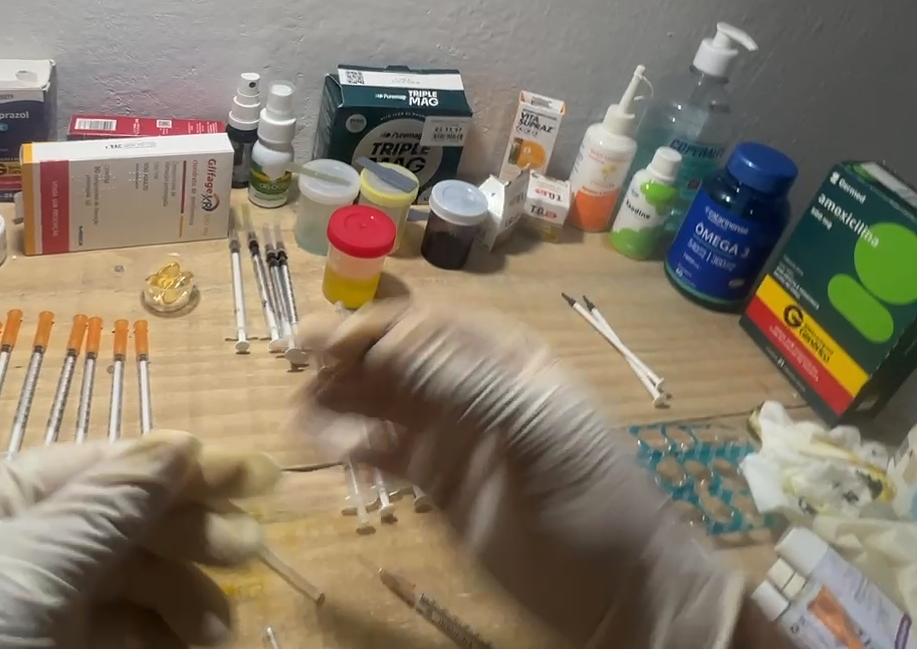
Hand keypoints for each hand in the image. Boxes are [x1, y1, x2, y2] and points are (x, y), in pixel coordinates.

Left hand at [0, 433, 277, 648]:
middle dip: (192, 532)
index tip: (251, 474)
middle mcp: (24, 548)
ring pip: (135, 580)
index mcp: (0, 505)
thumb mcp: (27, 575)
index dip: (182, 466)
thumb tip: (181, 440)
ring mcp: (41, 609)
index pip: (108, 467)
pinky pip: (127, 632)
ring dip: (186, 593)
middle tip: (252, 547)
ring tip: (222, 626)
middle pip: (129, 521)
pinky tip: (198, 645)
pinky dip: (165, 635)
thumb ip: (108, 507)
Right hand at [295, 303, 746, 648]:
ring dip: (344, 395)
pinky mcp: (439, 481)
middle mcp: (475, 387)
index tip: (339, 339)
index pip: (436, 326)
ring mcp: (455, 434)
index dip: (386, 327)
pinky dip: (353, 442)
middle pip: (403, 358)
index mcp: (507, 359)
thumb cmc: (591, 492)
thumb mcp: (537, 427)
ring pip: (388, 401)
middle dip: (354, 353)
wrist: (618, 589)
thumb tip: (390, 345)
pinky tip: (321, 441)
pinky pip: (388, 451)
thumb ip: (464, 384)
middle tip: (298, 352)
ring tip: (297, 400)